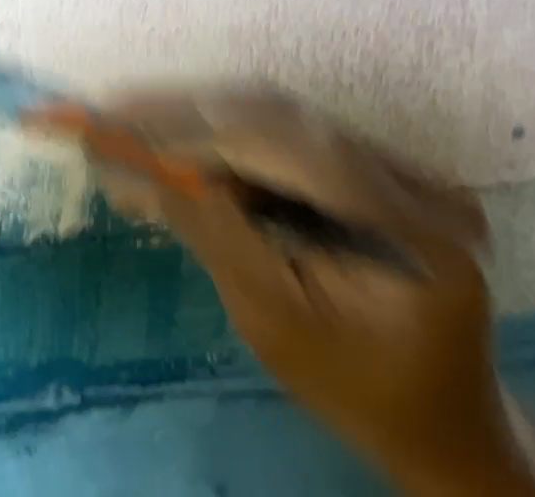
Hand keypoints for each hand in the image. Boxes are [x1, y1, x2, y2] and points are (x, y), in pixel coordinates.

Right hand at [82, 87, 534, 494]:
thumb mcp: (273, 319)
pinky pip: (280, 136)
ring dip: (189, 119)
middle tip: (100, 114)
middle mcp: (416, 182)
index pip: (286, 151)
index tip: (110, 124)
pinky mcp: (371, 171)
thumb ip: (212, 233)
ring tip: (119, 124)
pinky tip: (165, 141)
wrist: (435, 420)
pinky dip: (214, 136)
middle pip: (277, 119)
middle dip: (179, 114)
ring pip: (272, 118)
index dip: (190, 132)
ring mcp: (399, 172)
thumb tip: (135, 170)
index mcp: (413, 228)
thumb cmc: (353, 386)